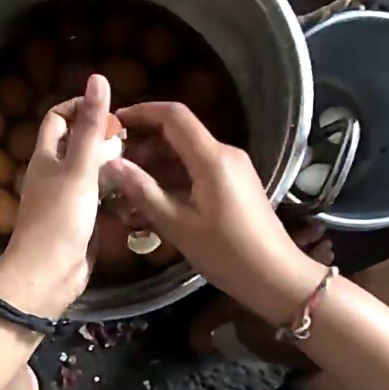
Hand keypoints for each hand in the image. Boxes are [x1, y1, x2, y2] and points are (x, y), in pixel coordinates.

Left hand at [0, 74, 113, 317]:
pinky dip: (115, 192)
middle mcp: (53, 174)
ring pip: (91, 172)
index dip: (81, 107)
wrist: (48, 275)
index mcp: (46, 157)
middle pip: (77, 143)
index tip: (111, 113)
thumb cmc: (60, 218)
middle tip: (132, 141)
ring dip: (112, 165)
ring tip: (141, 163)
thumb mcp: (79, 168)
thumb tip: (97, 78)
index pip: (58, 118)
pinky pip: (99, 198)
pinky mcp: (79, 221)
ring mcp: (66, 199)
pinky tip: (136, 193)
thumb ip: (91, 127)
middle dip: (103, 137)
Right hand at [107, 102, 328, 326]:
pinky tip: (153, 198)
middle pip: (180, 133)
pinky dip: (175, 178)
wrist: (276, 277)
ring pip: (188, 153)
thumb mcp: (179, 226)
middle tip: (113, 162)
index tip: (116, 121)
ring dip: (158, 164)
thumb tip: (111, 164)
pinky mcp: (236, 184)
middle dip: (146, 143)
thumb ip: (144, 192)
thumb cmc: (227, 253)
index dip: (143, 112)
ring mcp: (233, 169)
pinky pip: (199, 169)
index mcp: (213, 159)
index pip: (175, 116)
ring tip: (126, 184)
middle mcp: (225, 154)